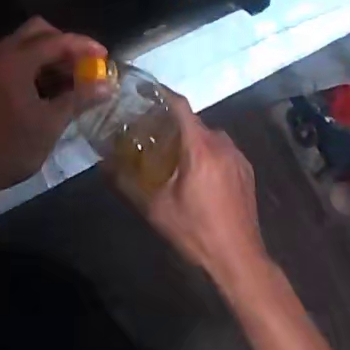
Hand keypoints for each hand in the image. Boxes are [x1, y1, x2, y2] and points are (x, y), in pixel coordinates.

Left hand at [0, 18, 106, 202]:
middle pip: (37, 33)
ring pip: (24, 46)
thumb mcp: (49, 125)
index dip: (83, 45)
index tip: (105, 56)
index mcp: (14, 61)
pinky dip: (34, 67)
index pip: (55, 40)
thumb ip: (78, 99)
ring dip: (49, 57)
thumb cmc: (8, 148)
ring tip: (72, 81)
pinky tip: (49, 90)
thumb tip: (107, 85)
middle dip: (64, 45)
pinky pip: (13, 60)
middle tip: (85, 66)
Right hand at [129, 89, 268, 286]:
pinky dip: (206, 151)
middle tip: (151, 130)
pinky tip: (196, 171)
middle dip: (172, 121)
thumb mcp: (156, 208)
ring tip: (172, 151)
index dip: (161, 93)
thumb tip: (104, 164)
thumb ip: (128, 182)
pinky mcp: (246, 171)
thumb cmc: (196, 231)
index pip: (180, 106)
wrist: (240, 260)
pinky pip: (222, 149)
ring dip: (190, 138)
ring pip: (208, 135)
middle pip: (193, 121)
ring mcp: (238, 157)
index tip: (143, 90)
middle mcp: (222, 144)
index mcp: (200, 147)